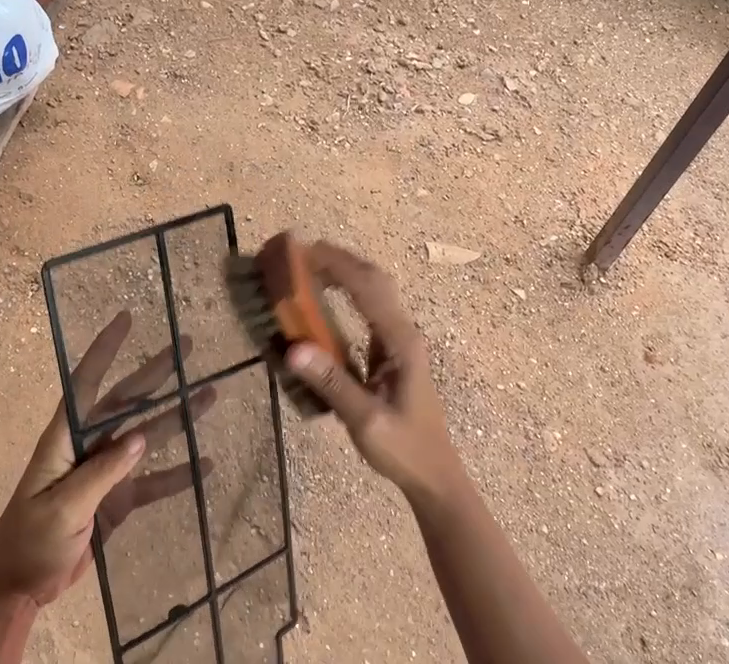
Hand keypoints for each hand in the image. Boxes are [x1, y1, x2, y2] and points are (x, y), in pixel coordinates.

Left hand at [0, 311, 216, 607]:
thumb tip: (141, 438)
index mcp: (65, 437)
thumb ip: (102, 474)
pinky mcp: (118, 500)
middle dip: (155, 373)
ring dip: (177, 417)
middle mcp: (88, 445)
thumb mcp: (62, 507)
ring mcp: (106, 472)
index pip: (86, 382)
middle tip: (187, 346)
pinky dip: (178, 473)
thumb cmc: (30, 541)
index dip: (104, 349)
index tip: (126, 318)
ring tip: (210, 396)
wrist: (20, 586)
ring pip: (147, 436)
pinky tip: (206, 462)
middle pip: (127, 401)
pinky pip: (152, 481)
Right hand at [283, 242, 463, 501]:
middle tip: (300, 251)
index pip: (368, 289)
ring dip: (344, 271)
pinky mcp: (391, 352)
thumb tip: (293, 348)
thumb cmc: (405, 450)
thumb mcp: (366, 421)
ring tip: (307, 265)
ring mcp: (399, 341)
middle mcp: (403, 333)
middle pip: (374, 280)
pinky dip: (347, 291)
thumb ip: (332, 384)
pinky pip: (369, 309)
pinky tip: (325, 296)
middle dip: (339, 259)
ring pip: (374, 291)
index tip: (303, 250)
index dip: (336, 264)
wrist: (435, 477)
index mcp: (401, 343)